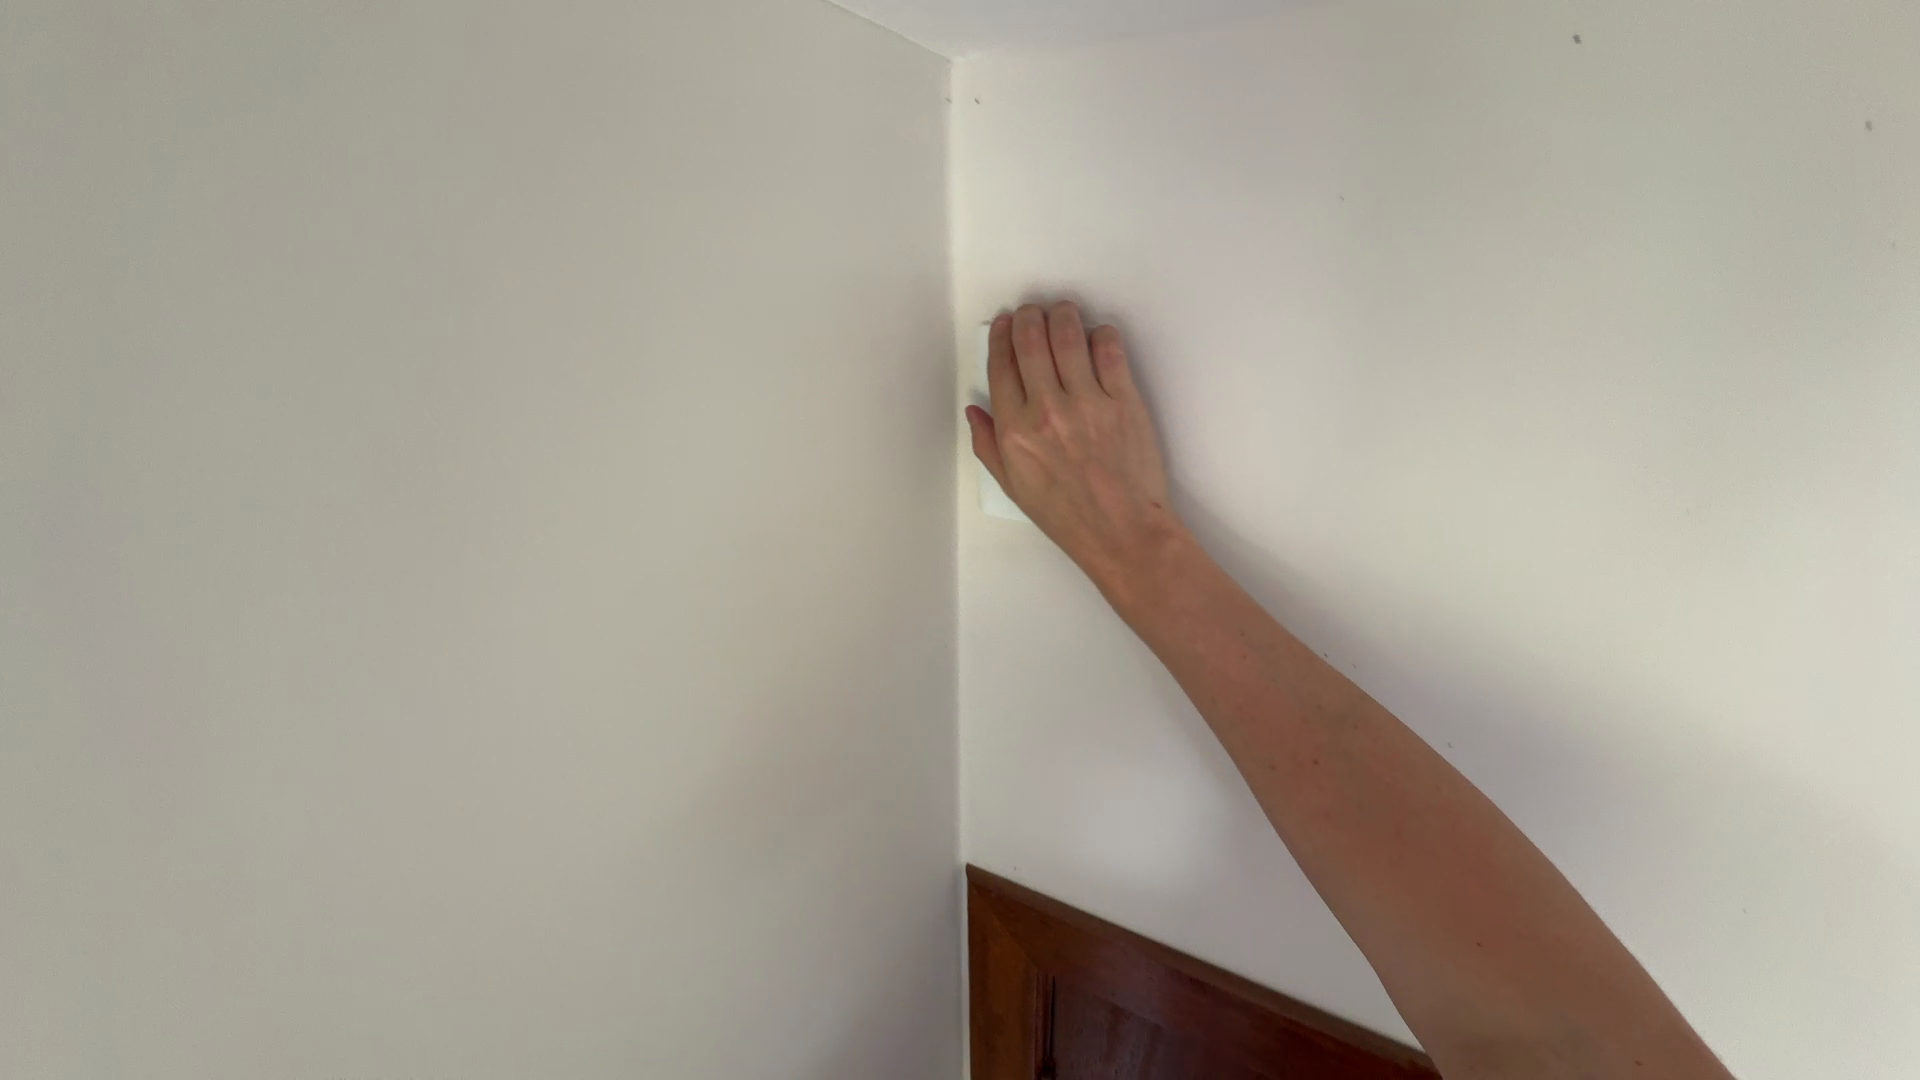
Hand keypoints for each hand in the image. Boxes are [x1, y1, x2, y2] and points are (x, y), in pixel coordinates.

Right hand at [965, 302, 1188, 595]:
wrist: (1122, 531)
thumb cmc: (1067, 515)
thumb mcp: (1014, 487)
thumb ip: (988, 445)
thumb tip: (975, 409)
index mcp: (1015, 431)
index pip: (1001, 366)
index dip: (1001, 336)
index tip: (1004, 323)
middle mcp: (1047, 411)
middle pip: (1031, 341)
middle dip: (1028, 317)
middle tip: (1032, 313)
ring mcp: (1088, 403)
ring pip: (1068, 336)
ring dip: (1062, 315)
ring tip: (1062, 314)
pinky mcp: (1124, 400)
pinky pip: (1110, 350)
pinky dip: (1100, 334)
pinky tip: (1096, 337)